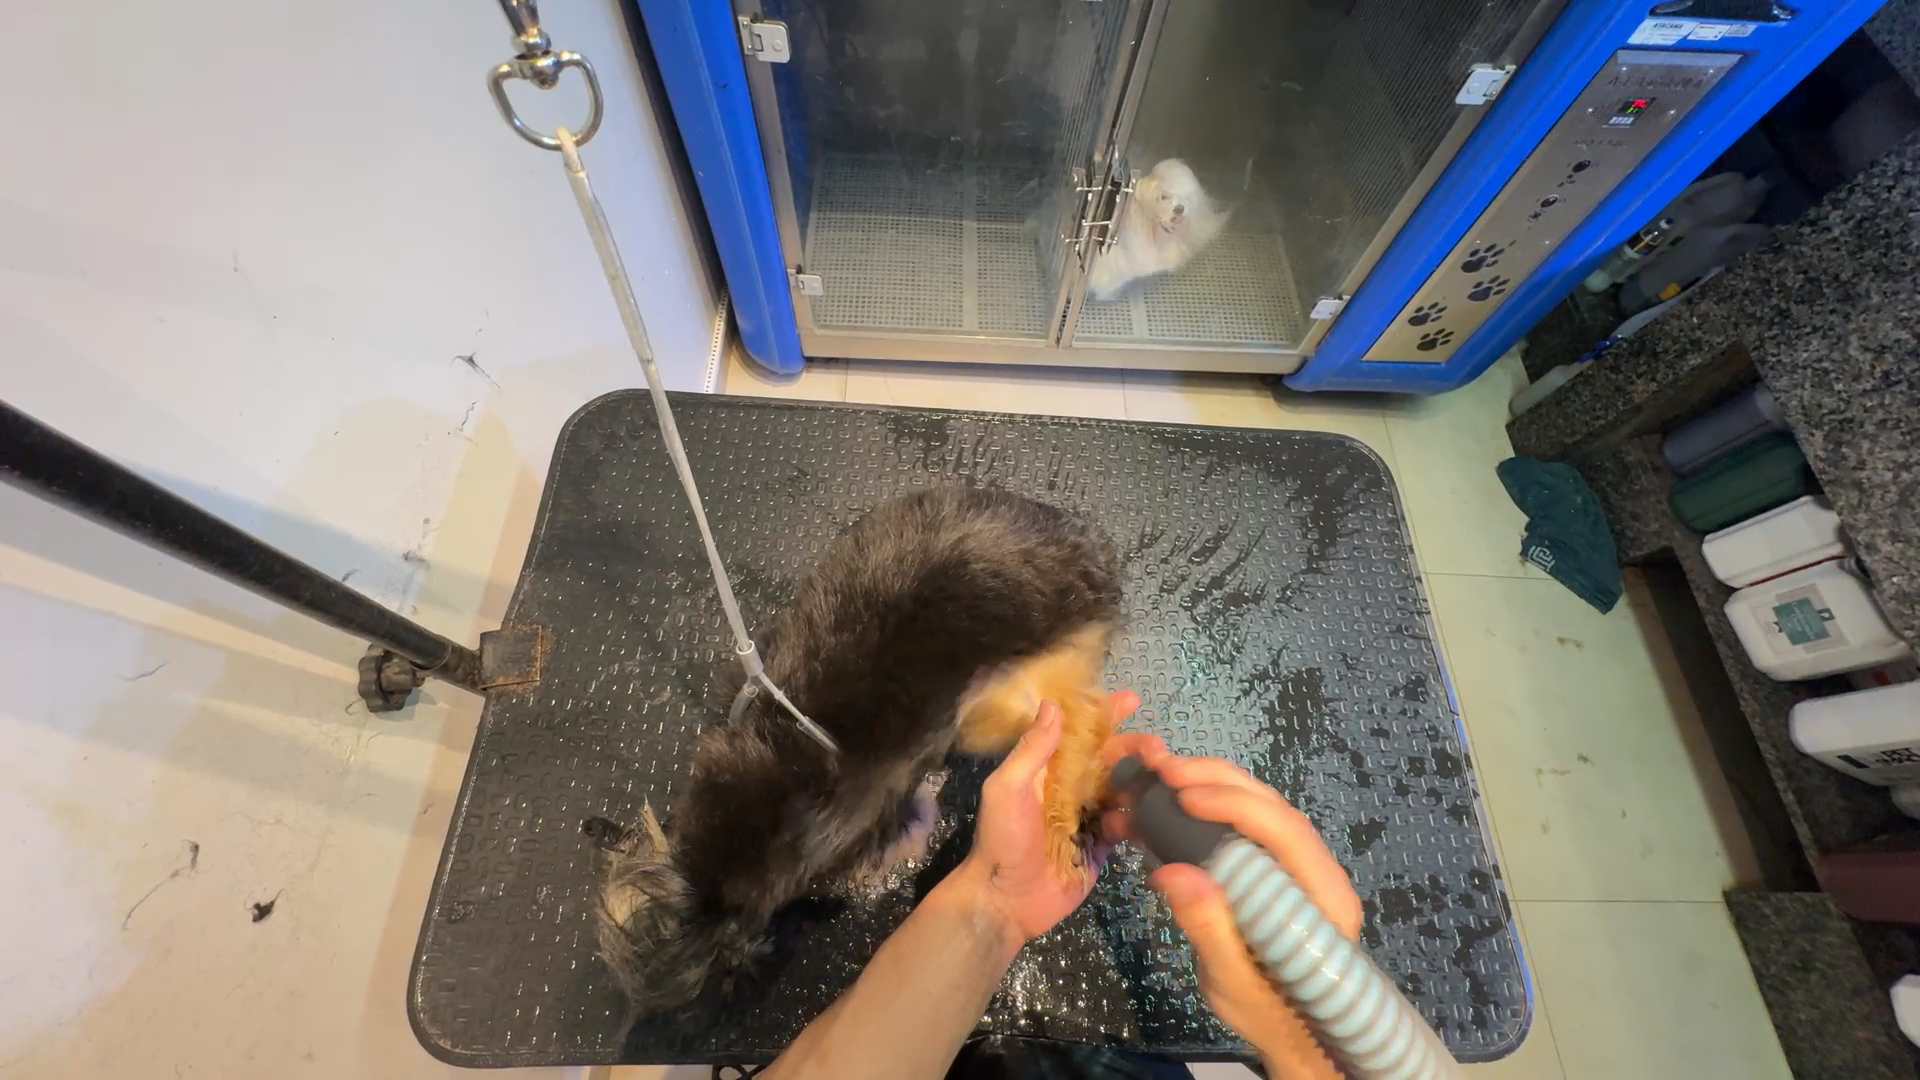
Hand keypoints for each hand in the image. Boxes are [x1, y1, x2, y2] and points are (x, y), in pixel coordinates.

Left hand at [946, 691, 1141, 950]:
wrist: (1006, 900)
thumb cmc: (1002, 838)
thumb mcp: (1008, 787)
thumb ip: (1032, 749)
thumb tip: (1052, 704)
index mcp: (1048, 768)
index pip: (1080, 733)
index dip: (1103, 714)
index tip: (1130, 700)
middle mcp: (1071, 787)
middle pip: (1110, 759)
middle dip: (1135, 748)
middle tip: (1157, 747)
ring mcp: (1089, 816)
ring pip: (1124, 789)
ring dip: (1144, 780)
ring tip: (1164, 776)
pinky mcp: (1102, 846)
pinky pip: (1128, 825)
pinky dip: (1141, 817)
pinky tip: (1156, 812)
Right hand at [1100, 735, 1361, 1079]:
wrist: (1295, 1034)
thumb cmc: (1271, 1013)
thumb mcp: (1236, 985)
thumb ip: (1211, 931)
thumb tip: (1172, 872)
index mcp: (1324, 896)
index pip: (1285, 830)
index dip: (1235, 804)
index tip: (1184, 797)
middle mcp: (1317, 868)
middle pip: (1271, 805)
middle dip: (1216, 779)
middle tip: (1164, 770)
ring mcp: (1296, 861)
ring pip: (1259, 802)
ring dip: (1211, 780)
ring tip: (1165, 773)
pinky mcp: (1272, 862)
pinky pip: (1244, 817)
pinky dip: (1209, 797)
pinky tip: (1176, 795)